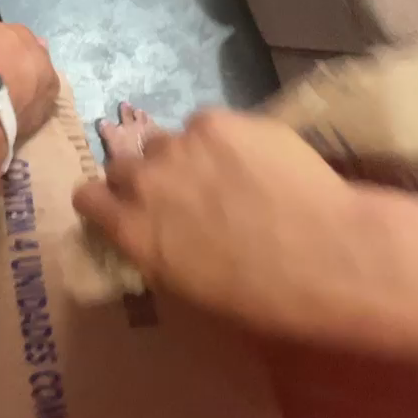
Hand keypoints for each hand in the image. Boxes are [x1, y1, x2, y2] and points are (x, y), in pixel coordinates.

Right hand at [72, 110, 411, 348]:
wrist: (331, 256)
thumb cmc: (265, 296)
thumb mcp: (190, 286)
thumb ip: (155, 246)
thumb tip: (154, 230)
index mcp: (131, 228)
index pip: (86, 196)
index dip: (104, 199)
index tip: (121, 205)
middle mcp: (142, 180)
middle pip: (121, 164)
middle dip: (143, 176)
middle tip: (180, 193)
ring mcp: (177, 144)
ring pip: (165, 141)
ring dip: (182, 156)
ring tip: (225, 174)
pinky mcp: (216, 120)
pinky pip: (207, 125)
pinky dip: (223, 140)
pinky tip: (257, 161)